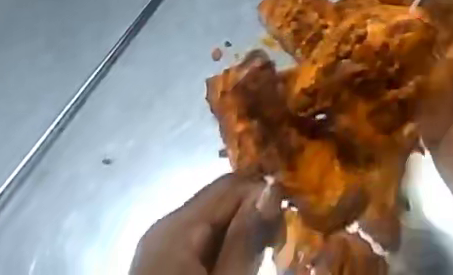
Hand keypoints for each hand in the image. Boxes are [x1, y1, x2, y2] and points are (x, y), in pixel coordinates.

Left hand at [131, 173, 282, 274]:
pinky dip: (221, 249)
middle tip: (287, 237)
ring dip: (239, 232)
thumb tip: (268, 190)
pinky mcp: (160, 268)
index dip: (261, 191)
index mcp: (177, 225)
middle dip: (252, 212)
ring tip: (270, 250)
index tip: (294, 207)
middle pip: (216, 204)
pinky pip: (195, 245)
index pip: (226, 187)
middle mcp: (164, 226)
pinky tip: (241, 264)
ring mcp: (158, 247)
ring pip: (207, 225)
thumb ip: (246, 240)